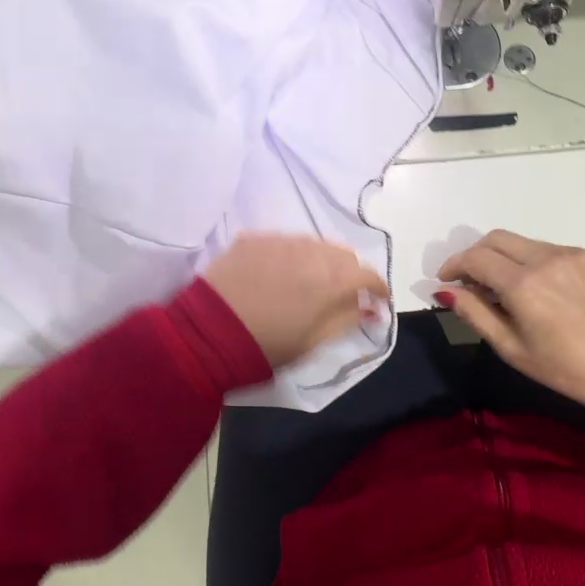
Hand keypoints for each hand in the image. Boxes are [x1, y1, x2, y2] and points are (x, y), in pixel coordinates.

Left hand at [204, 235, 390, 369]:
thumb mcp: (312, 342)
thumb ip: (346, 319)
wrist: (205, 334)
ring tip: (310, 282)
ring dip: (322, 261)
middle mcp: (311, 253)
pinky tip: (280, 274)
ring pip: (315, 244)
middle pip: (344, 255)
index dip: (378, 288)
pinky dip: (292, 256)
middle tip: (344, 294)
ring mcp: (281, 242)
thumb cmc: (265, 347)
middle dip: (350, 273)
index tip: (379, 302)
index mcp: (330, 281)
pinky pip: (284, 242)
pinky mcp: (254, 239)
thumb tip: (372, 308)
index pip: (367, 275)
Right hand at [436, 231, 584, 415]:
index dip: (454, 265)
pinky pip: (545, 249)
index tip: (445, 280)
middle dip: (475, 255)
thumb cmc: (561, 368)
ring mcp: (569, 253)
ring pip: (521, 242)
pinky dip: (529, 261)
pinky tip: (533, 287)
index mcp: (523, 285)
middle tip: (468, 281)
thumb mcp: (510, 347)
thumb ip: (474, 313)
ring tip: (500, 288)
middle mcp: (545, 259)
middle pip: (495, 239)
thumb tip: (445, 291)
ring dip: (502, 257)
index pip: (476, 258)